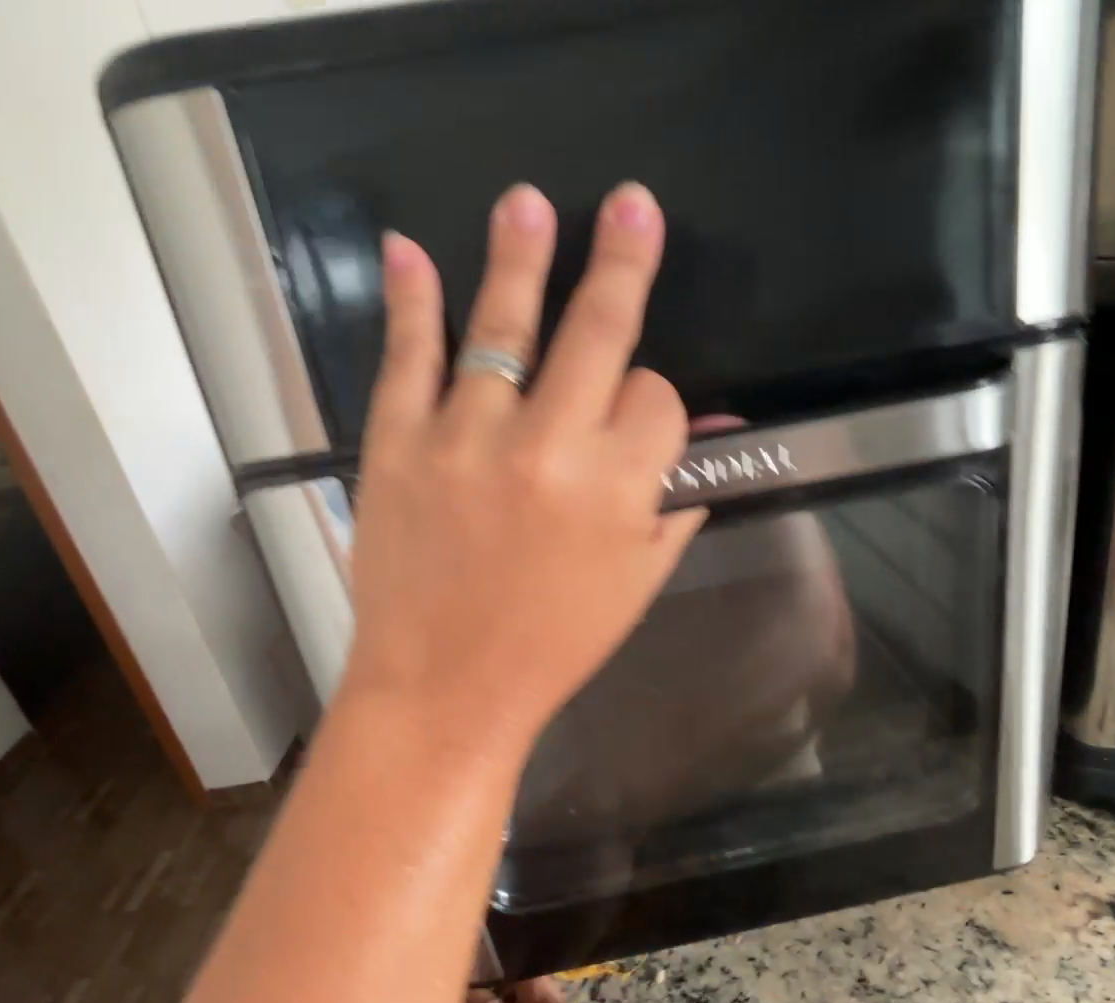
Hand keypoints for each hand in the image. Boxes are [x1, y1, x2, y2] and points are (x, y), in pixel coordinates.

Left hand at [339, 182, 705, 746]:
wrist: (444, 690)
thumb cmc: (554, 642)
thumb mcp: (640, 578)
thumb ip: (678, 496)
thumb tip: (716, 431)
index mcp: (618, 488)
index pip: (657, 396)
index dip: (656, 398)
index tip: (639, 413)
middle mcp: (548, 448)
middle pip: (598, 332)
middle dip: (623, 262)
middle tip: (632, 201)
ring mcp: (466, 439)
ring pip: (502, 328)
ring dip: (518, 258)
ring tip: (527, 201)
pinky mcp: (398, 445)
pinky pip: (408, 360)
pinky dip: (410, 302)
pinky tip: (409, 252)